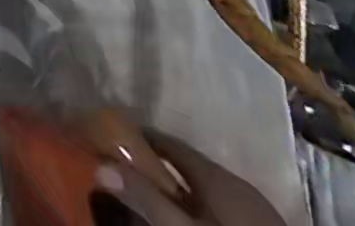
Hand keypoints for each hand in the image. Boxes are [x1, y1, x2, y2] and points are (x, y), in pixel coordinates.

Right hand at [94, 131, 285, 225]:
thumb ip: (146, 198)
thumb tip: (101, 164)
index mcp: (214, 175)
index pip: (168, 141)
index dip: (138, 137)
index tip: (110, 137)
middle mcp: (234, 182)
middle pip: (185, 164)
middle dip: (154, 165)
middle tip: (123, 169)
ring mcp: (253, 208)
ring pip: (203, 187)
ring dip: (176, 189)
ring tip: (148, 197)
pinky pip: (219, 206)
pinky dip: (196, 207)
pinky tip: (184, 219)